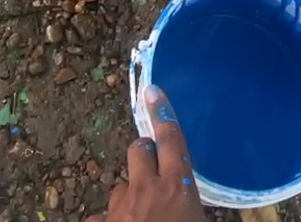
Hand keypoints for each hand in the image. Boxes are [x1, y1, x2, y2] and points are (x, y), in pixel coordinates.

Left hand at [87, 86, 204, 221]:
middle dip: (144, 153)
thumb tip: (185, 192)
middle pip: (139, 148)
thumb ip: (189, 200)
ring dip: (130, 196)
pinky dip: (111, 220)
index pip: (171, 138)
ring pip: (121, 186)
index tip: (152, 91)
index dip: (161, 112)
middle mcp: (146, 190)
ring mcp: (119, 208)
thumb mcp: (197, 219)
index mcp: (177, 187)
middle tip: (153, 171)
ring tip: (139, 215)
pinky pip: (102, 215)